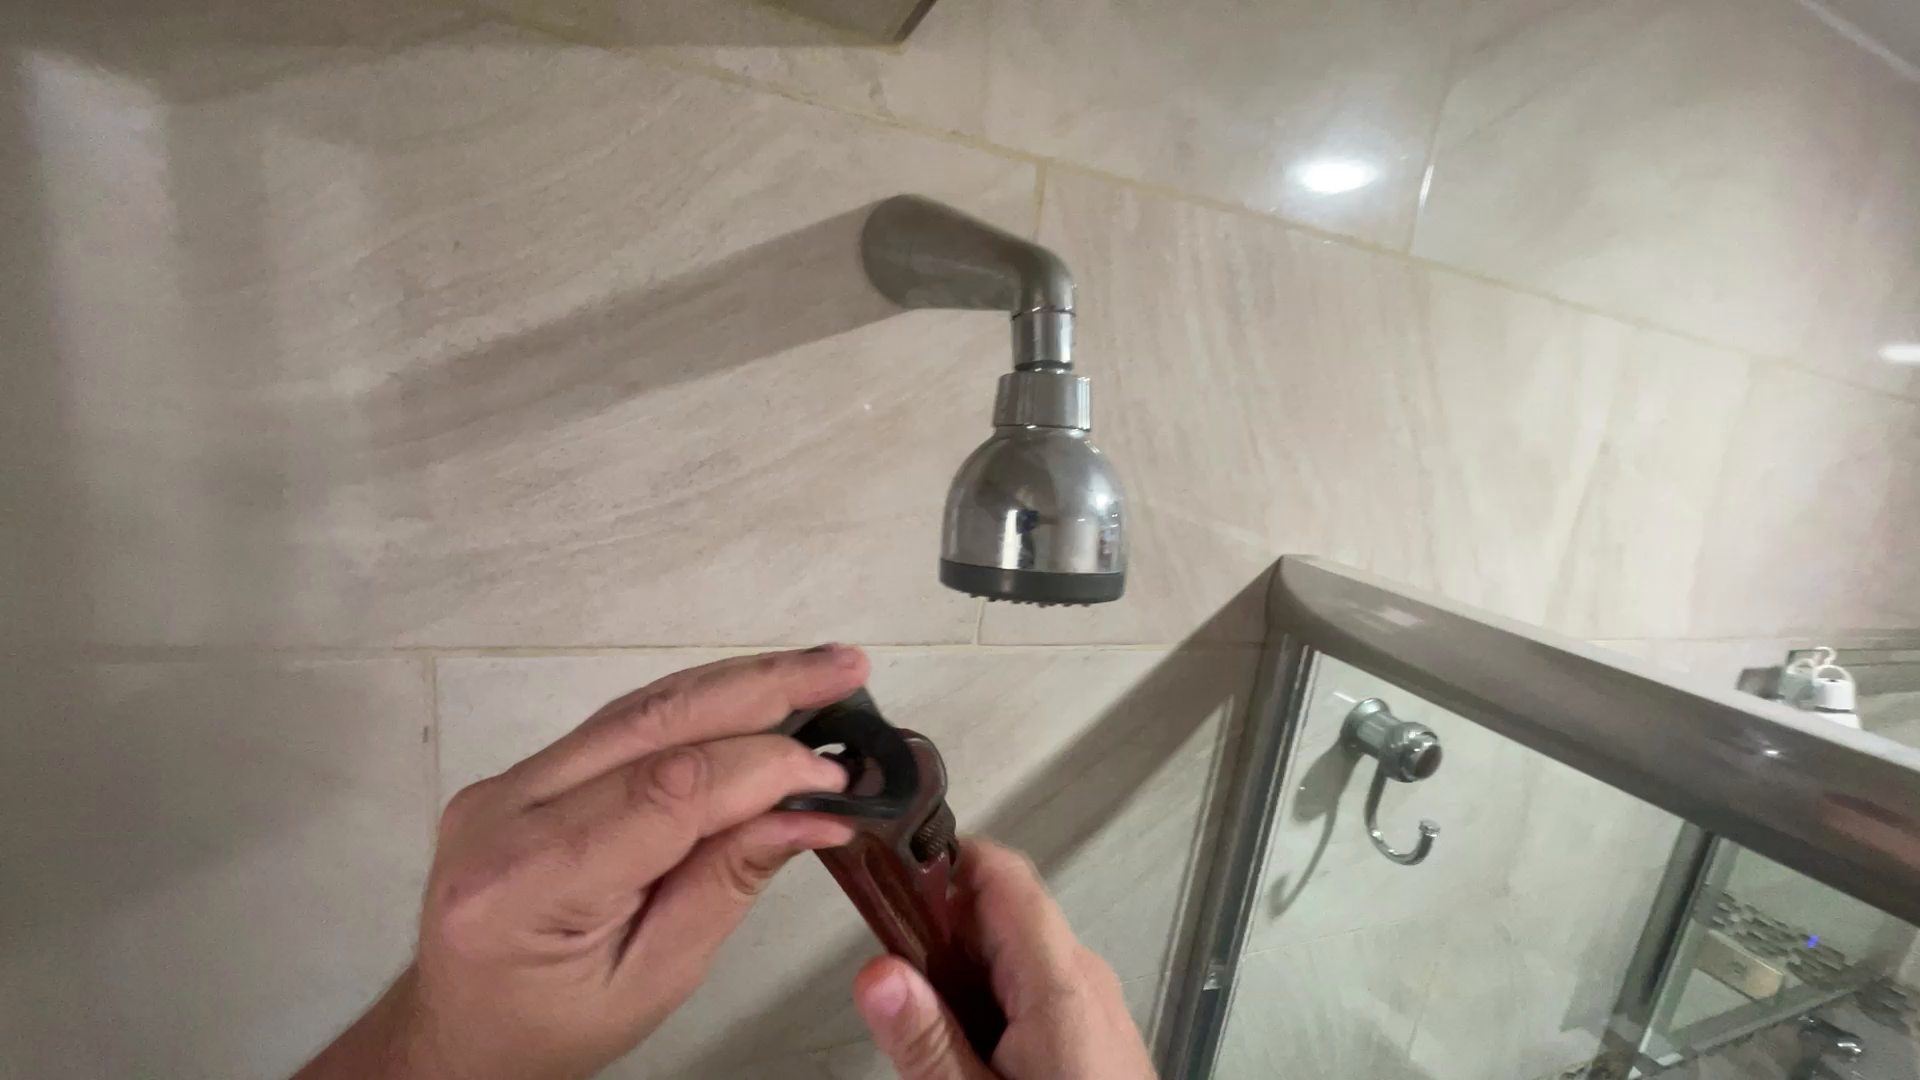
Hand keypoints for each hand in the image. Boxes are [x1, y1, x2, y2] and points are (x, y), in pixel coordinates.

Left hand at [294, 645, 869, 1079]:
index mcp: (527, 884)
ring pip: (649, 702)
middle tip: (846, 667)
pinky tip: (759, 686)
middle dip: (765, 686)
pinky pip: (635, 715)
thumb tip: (819, 813)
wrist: (457, 1031)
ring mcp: (515, 775)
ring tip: (820, 665)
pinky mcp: (534, 763)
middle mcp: (509, 808)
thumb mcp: (658, 977)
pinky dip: (708, 697)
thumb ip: (731, 881)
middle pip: (659, 720)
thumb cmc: (558, 1027)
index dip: (762, 767)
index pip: (669, 791)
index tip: (835, 774)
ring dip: (744, 679)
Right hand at [851, 839, 1156, 1079]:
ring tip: (931, 1023)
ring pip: (1013, 947)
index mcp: (1059, 976)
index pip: (1002, 872)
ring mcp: (1093, 995)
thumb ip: (927, 1041)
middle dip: (943, 930)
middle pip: (1001, 910)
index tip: (893, 883)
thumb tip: (873, 972)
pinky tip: (973, 1045)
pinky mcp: (1093, 1022)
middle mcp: (1082, 969)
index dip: (947, 860)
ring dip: (964, 968)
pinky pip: (1033, 980)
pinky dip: (993, 994)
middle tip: (900, 979)